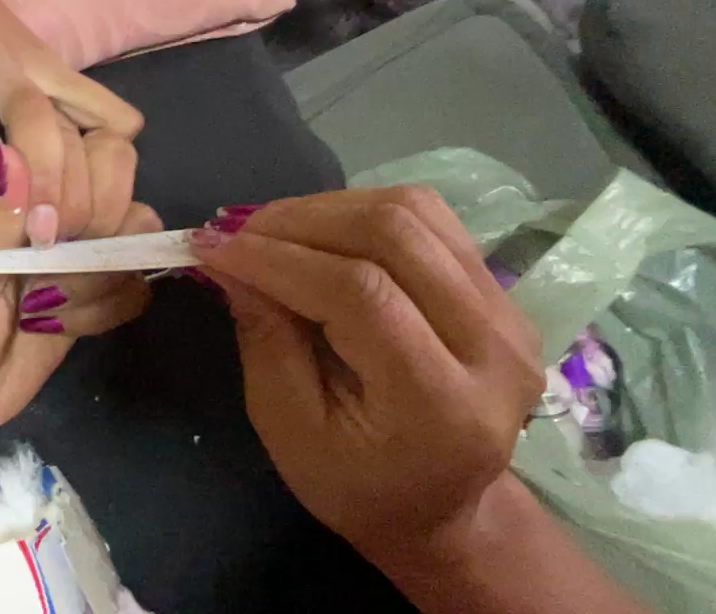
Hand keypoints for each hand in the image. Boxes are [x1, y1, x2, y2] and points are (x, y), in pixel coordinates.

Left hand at [0, 0, 143, 246]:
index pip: (38, 121)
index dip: (45, 175)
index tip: (39, 226)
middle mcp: (42, 68)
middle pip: (101, 131)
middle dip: (87, 187)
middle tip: (50, 234)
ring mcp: (55, 73)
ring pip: (106, 129)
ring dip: (94, 176)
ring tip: (56, 221)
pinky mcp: (56, 80)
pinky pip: (92, 124)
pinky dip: (88, 160)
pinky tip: (55, 191)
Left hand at [0, 133, 159, 440]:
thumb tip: (13, 151)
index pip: (62, 137)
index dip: (67, 176)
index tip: (41, 231)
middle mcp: (42, 205)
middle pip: (112, 169)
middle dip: (94, 222)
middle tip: (48, 265)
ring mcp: (73, 247)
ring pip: (134, 225)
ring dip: (98, 275)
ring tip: (47, 306)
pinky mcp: (94, 292)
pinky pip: (136, 281)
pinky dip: (108, 309)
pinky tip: (63, 328)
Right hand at [191, 187, 544, 568]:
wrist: (441, 505)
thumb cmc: (352, 480)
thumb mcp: (286, 425)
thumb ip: (263, 337)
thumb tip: (225, 258)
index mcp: (441, 402)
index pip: (360, 293)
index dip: (276, 259)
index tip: (209, 247)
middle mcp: (493, 347)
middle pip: (392, 234)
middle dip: (296, 221)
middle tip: (236, 235)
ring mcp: (507, 310)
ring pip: (410, 210)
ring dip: (324, 208)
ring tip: (270, 233)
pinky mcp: (496, 288)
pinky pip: (424, 214)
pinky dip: (355, 209)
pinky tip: (316, 235)